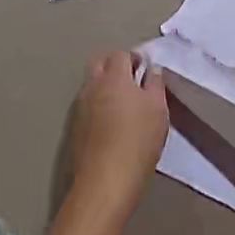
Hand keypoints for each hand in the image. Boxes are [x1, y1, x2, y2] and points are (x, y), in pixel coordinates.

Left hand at [69, 49, 168, 213]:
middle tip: (133, 82)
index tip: (146, 73)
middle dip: (114, 66)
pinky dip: (98, 105)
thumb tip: (151, 71)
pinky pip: (87, 105)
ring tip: (124, 105)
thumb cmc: (138, 140)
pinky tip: (112, 124)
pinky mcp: (75, 127)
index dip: (134, 59)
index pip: (120, 54)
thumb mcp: (159, 110)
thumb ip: (155, 85)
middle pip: (99, 63)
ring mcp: (80, 107)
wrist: (106, 181)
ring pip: (91, 84)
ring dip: (105, 86)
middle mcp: (92, 86)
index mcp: (114, 77)